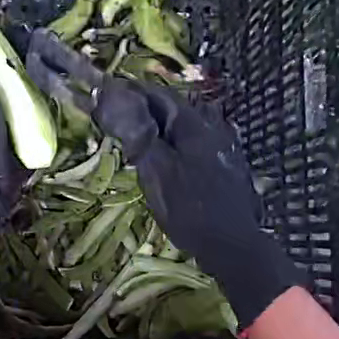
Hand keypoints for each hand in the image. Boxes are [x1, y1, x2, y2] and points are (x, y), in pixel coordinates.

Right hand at [94, 80, 307, 327]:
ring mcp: (221, 148)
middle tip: (116, 117)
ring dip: (158, 128)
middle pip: (172, 109)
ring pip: (182, 128)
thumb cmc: (190, 209)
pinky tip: (163, 158)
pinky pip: (192, 145)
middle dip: (143, 109)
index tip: (105, 95)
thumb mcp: (157, 171)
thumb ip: (140, 135)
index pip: (158, 95)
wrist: (232, 246)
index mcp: (193, 125)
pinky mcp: (224, 167)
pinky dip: (172, 144)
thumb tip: (118, 101)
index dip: (130, 92)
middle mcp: (211, 128)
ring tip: (135, 137)